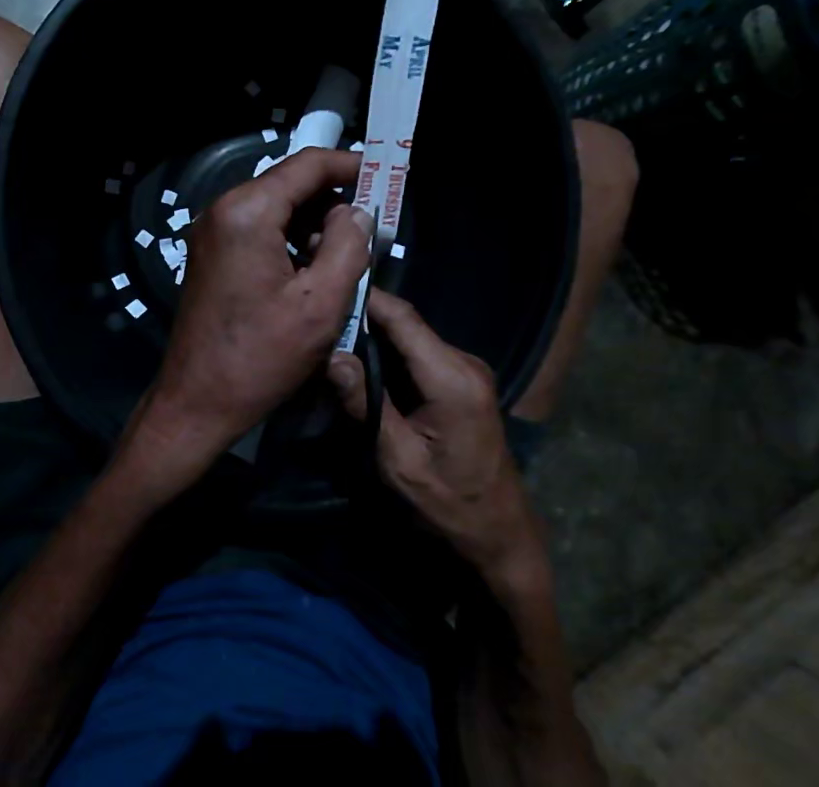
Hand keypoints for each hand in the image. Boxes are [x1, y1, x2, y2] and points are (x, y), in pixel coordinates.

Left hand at [116, 148, 373, 498]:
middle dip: (333, 200)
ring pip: (275, 209)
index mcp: (247, 212)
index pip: (308, 165)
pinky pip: (258, 230)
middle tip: (373, 227)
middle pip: (289, 184)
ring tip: (348, 255)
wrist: (197, 400)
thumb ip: (348, 246)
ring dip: (313, 224)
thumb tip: (356, 212)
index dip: (351, 166)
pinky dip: (289, 240)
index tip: (386, 179)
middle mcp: (222, 211)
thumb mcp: (321, 304)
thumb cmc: (260, 356)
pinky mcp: (211, 255)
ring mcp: (211, 233)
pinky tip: (313, 270)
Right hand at [328, 289, 544, 584]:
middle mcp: (466, 364)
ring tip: (332, 336)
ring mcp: (469, 369)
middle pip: (408, 325)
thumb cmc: (448, 500)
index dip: (368, 298)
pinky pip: (421, 352)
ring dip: (375, 335)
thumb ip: (366, 403)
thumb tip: (332, 356)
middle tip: (320, 318)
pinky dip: (391, 352)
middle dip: (364, 317)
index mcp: (452, 379)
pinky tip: (363, 360)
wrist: (498, 529)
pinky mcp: (465, 379)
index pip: (404, 319)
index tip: (329, 288)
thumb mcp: (398, 458)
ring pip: (413, 337)